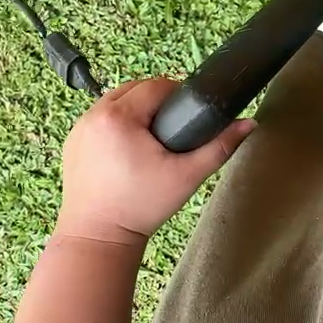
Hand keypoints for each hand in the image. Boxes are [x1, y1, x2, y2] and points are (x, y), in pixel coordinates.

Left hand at [55, 78, 255, 250]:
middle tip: (175, 128)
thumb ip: (220, 146)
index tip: (189, 117)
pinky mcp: (73, 142)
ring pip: (116, 101)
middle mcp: (93, 116)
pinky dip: (118, 123)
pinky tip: (133, 144)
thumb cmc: (141, 206)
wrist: (98, 236)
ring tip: (156, 135)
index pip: (156, 86)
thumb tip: (248, 124)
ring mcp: (79, 129)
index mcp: (118, 117)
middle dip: (157, 101)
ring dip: (137, 109)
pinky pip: (101, 118)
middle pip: (134, 88)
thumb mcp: (188, 175)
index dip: (178, 95)